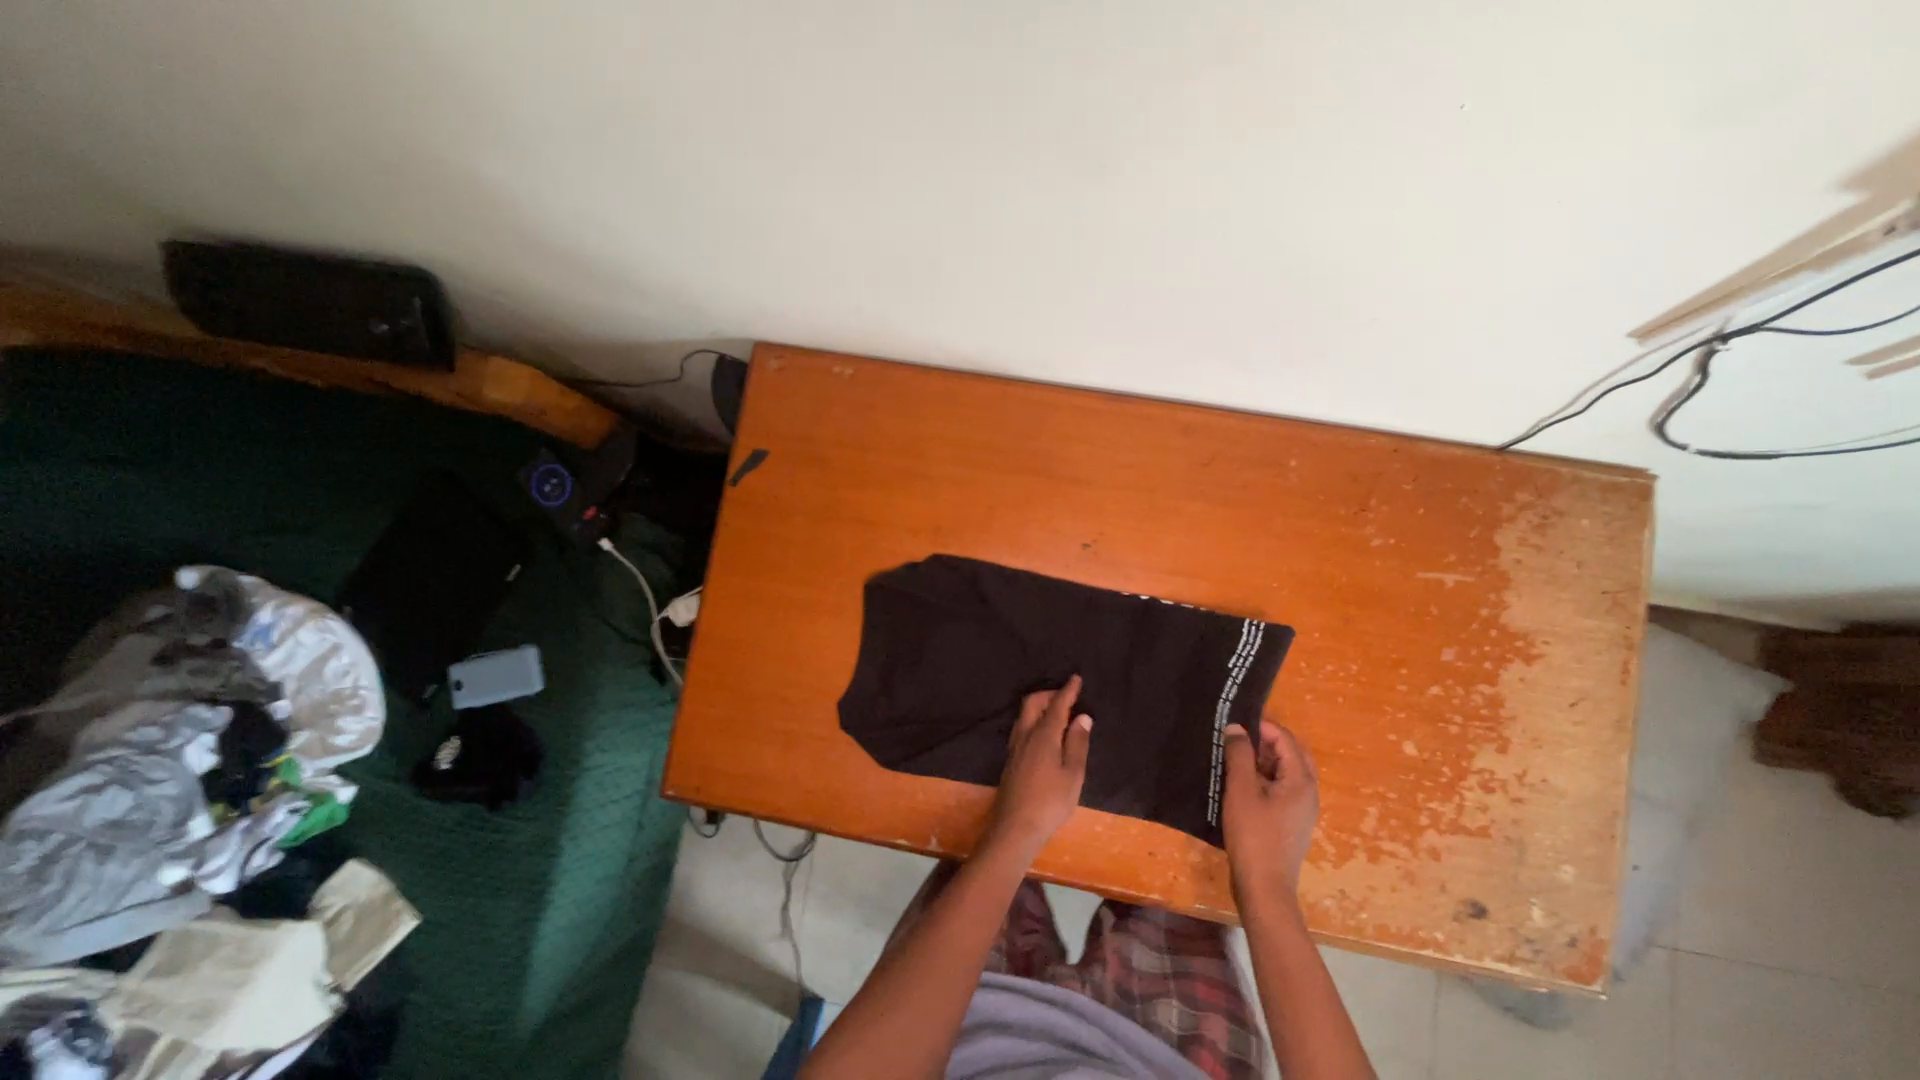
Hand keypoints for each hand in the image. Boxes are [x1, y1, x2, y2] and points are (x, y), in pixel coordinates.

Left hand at [984, 675, 1092, 859]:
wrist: (1015, 827)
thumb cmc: (1051, 802)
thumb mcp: (1073, 774)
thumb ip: (1078, 743)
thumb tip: (1083, 717)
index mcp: (1043, 735)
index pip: (1057, 705)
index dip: (1067, 691)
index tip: (1076, 679)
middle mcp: (1025, 735)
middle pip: (1033, 703)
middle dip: (1049, 694)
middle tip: (1067, 697)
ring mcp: (1014, 747)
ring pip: (1024, 715)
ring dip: (1040, 707)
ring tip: (1058, 713)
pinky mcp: (1010, 759)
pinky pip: (1022, 728)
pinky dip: (1034, 720)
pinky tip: (1044, 734)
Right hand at [1223, 720, 1320, 902]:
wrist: (1264, 886)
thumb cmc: (1253, 835)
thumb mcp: (1241, 790)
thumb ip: (1239, 755)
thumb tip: (1236, 728)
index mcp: (1301, 780)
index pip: (1286, 740)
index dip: (1262, 727)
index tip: (1235, 724)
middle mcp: (1309, 792)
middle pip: (1291, 754)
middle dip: (1266, 742)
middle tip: (1237, 739)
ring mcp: (1303, 810)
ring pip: (1287, 773)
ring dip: (1264, 761)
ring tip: (1235, 759)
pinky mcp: (1292, 823)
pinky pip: (1282, 790)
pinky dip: (1265, 779)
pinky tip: (1242, 786)